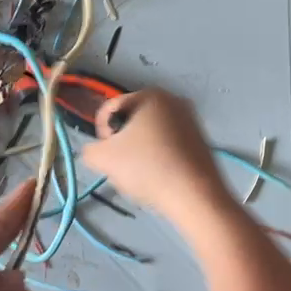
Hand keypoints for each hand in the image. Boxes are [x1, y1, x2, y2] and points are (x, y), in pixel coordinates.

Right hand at [80, 88, 226, 217]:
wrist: (195, 195)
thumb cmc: (147, 168)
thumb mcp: (103, 159)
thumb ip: (89, 150)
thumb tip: (95, 150)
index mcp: (149, 95)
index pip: (110, 109)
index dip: (101, 132)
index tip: (106, 153)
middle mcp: (173, 99)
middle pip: (131, 121)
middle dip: (122, 142)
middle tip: (121, 165)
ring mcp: (191, 119)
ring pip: (150, 134)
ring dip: (139, 151)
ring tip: (139, 174)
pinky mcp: (202, 140)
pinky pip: (169, 144)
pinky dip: (158, 157)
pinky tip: (158, 177)